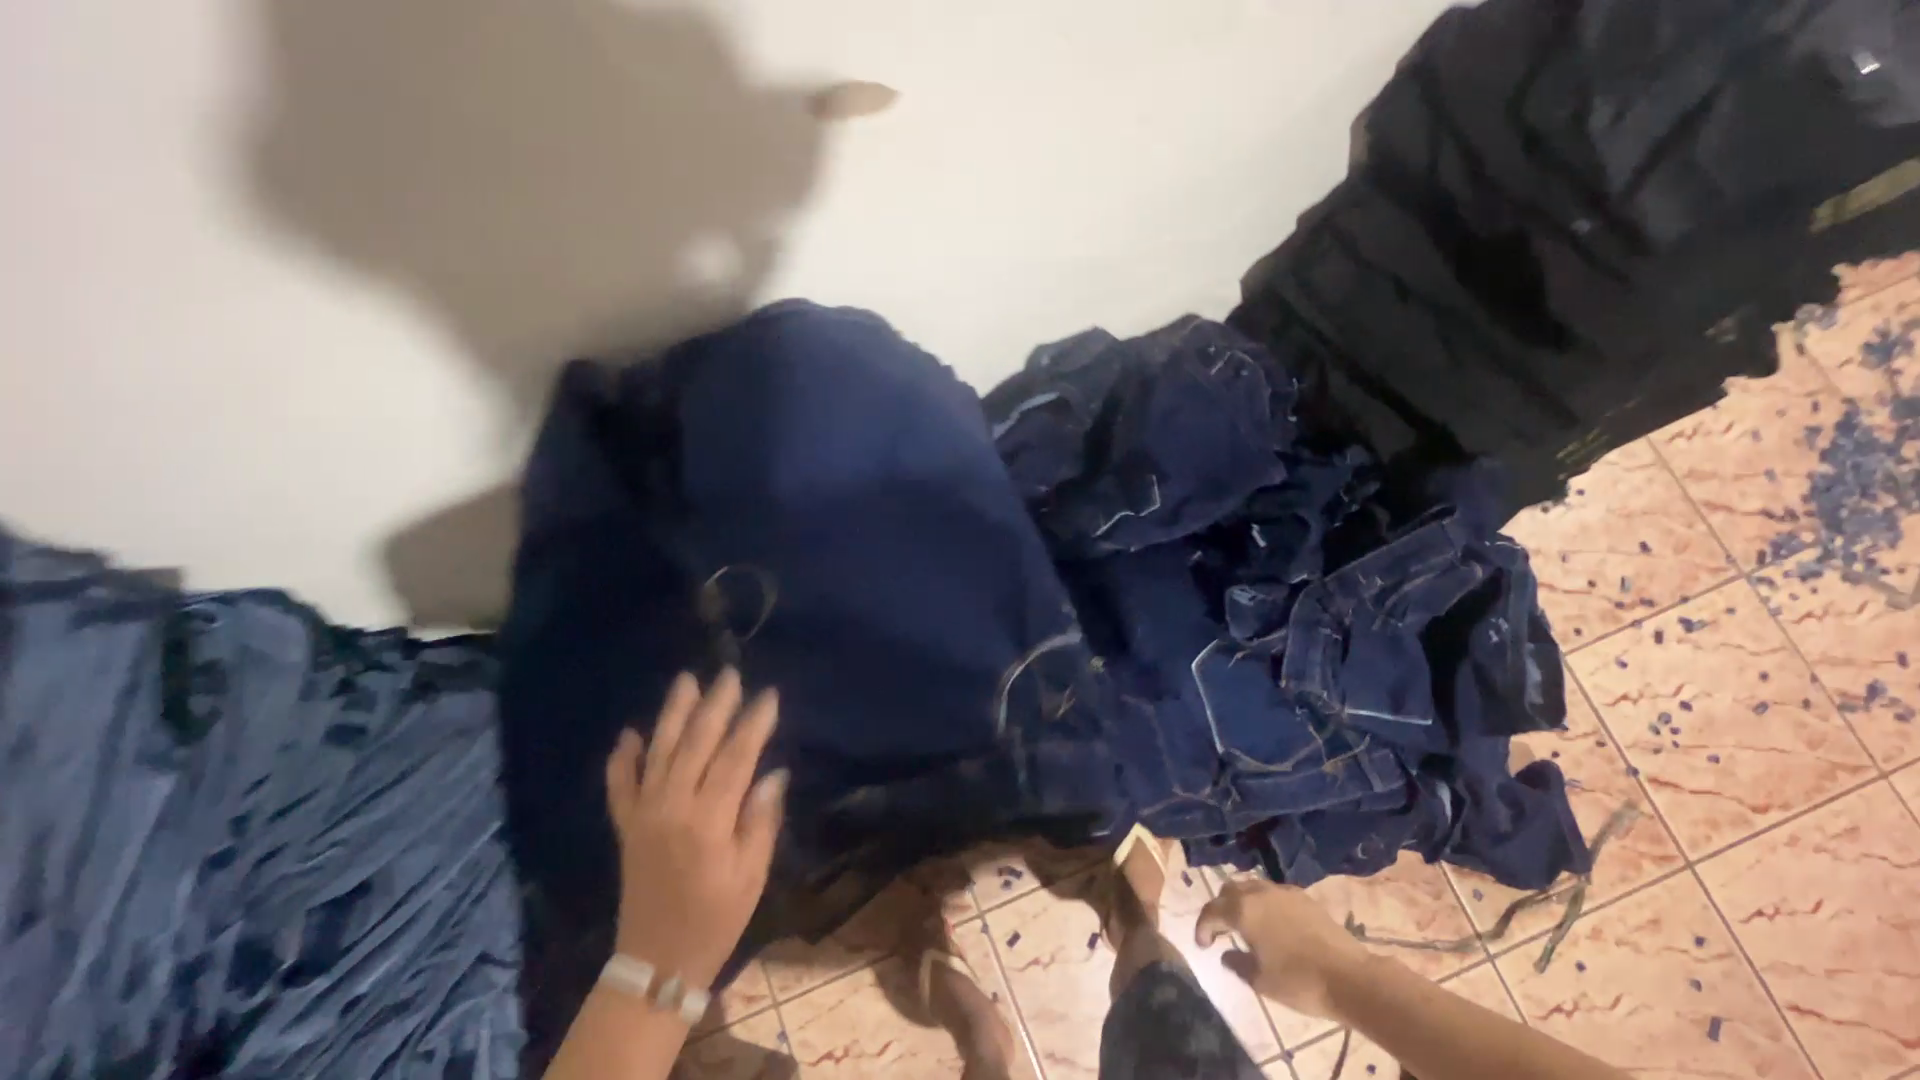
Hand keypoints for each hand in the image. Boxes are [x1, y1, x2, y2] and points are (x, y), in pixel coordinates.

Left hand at [604, 669, 787, 990]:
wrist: (658, 960)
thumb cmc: (717, 919)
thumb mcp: (752, 875)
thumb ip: (761, 821)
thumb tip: (774, 772)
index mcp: (709, 820)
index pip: (736, 757)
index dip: (754, 724)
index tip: (769, 695)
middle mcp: (672, 806)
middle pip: (696, 743)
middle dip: (715, 706)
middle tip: (730, 673)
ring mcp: (644, 813)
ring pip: (658, 752)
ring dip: (673, 714)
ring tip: (686, 680)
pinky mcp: (626, 825)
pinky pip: (620, 784)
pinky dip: (622, 757)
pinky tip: (629, 733)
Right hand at [1194, 879, 1370, 1019]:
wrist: (1350, 978)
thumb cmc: (1298, 982)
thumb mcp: (1260, 980)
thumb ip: (1237, 963)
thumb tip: (1227, 954)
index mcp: (1243, 910)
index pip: (1211, 911)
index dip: (1202, 927)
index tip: (1203, 945)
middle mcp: (1260, 893)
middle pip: (1230, 890)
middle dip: (1221, 908)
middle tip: (1221, 930)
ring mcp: (1285, 892)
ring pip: (1253, 887)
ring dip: (1243, 902)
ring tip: (1246, 925)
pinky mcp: (1306, 899)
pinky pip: (1274, 893)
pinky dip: (1265, 904)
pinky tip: (1273, 925)